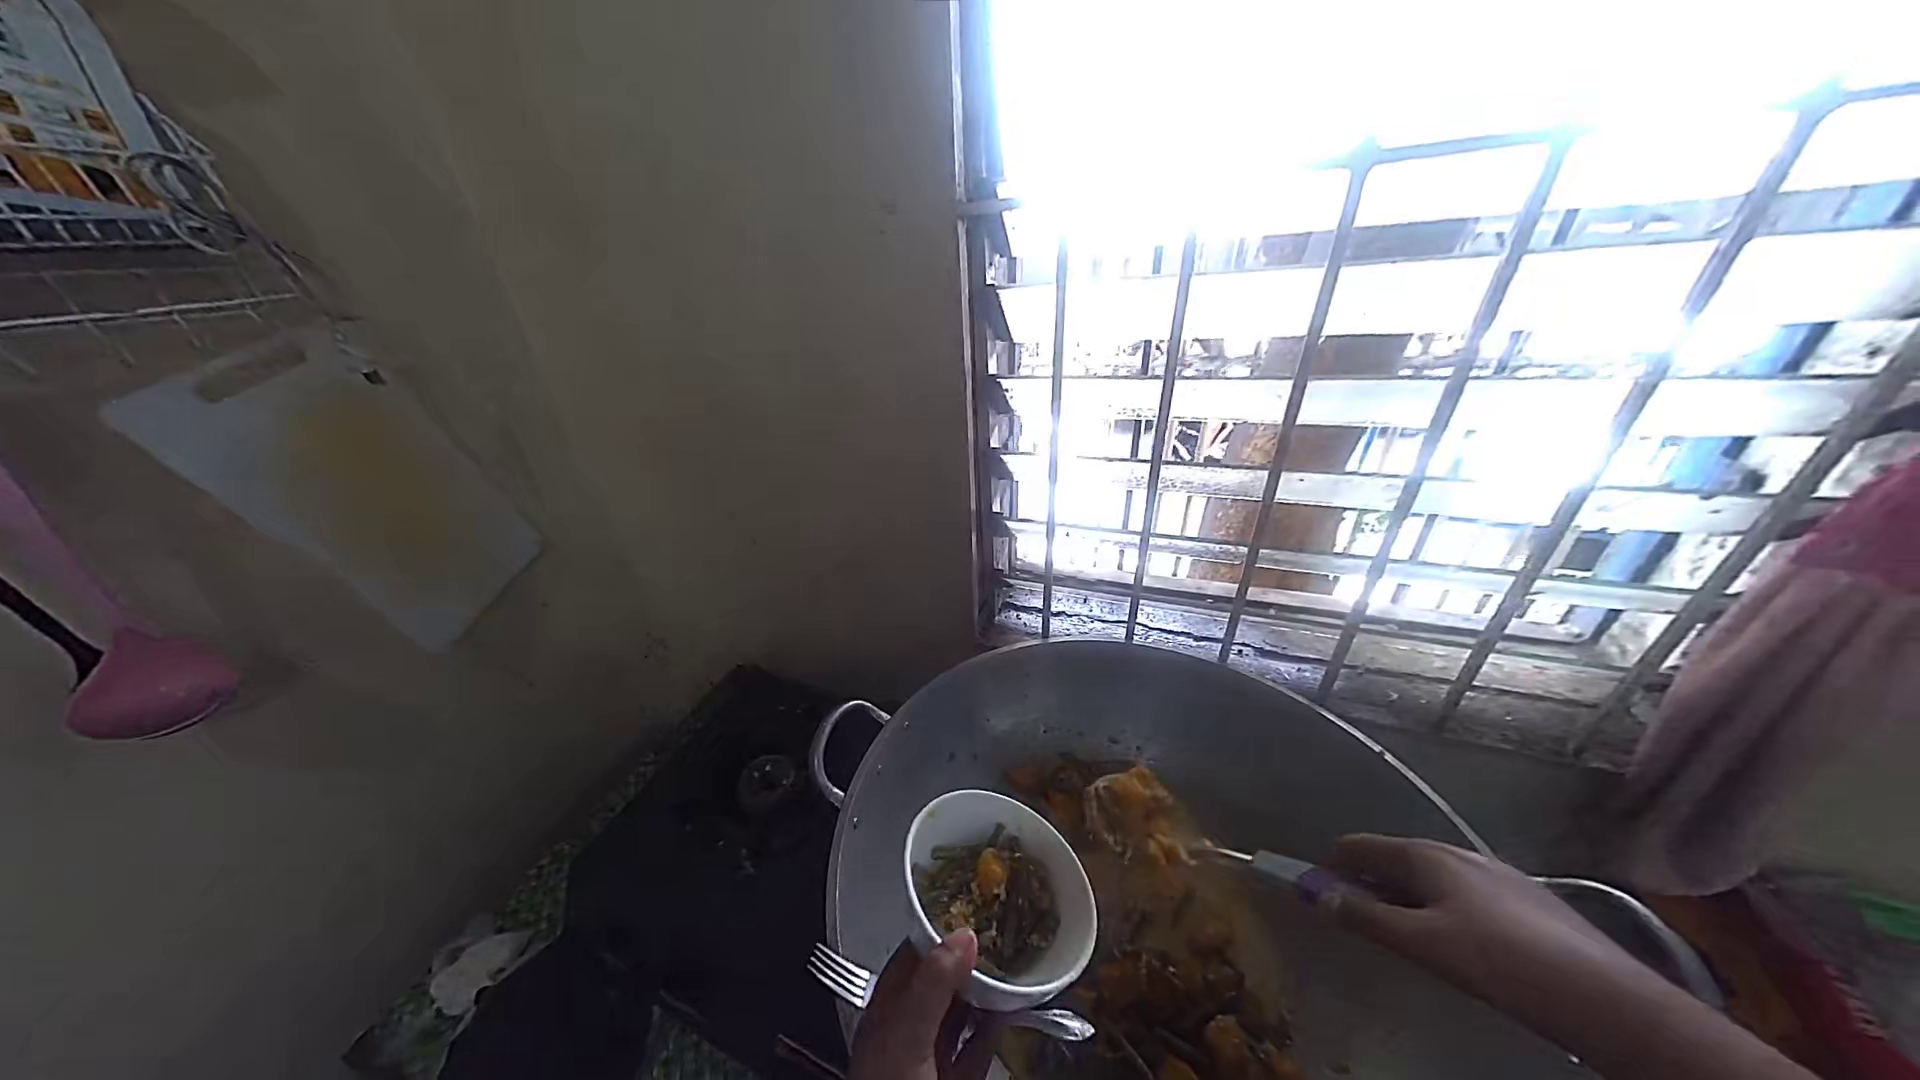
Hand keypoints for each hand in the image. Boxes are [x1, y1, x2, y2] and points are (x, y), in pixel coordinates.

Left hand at [849, 931, 1003, 1079]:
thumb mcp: (907, 1035)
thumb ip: (932, 984)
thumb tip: (961, 936)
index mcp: (886, 1012)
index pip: (913, 954)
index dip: (940, 930)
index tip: (970, 912)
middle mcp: (906, 1033)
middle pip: (939, 982)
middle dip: (967, 958)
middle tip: (996, 934)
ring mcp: (928, 1060)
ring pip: (959, 1013)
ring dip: (984, 991)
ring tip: (1007, 967)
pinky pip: (977, 1047)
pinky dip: (993, 1027)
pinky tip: (1006, 1015)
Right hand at [1327, 834, 1815, 1079]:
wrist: (1611, 1001)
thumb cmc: (1501, 964)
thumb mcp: (1422, 943)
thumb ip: (1363, 916)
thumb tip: (1313, 893)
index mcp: (1424, 854)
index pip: (1357, 846)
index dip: (1331, 868)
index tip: (1321, 898)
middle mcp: (1454, 850)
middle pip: (1392, 857)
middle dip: (1367, 883)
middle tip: (1361, 922)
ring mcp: (1494, 871)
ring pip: (1427, 874)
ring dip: (1403, 895)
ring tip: (1407, 935)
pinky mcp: (1524, 897)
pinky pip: (1459, 889)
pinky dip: (1439, 904)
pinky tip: (1460, 942)